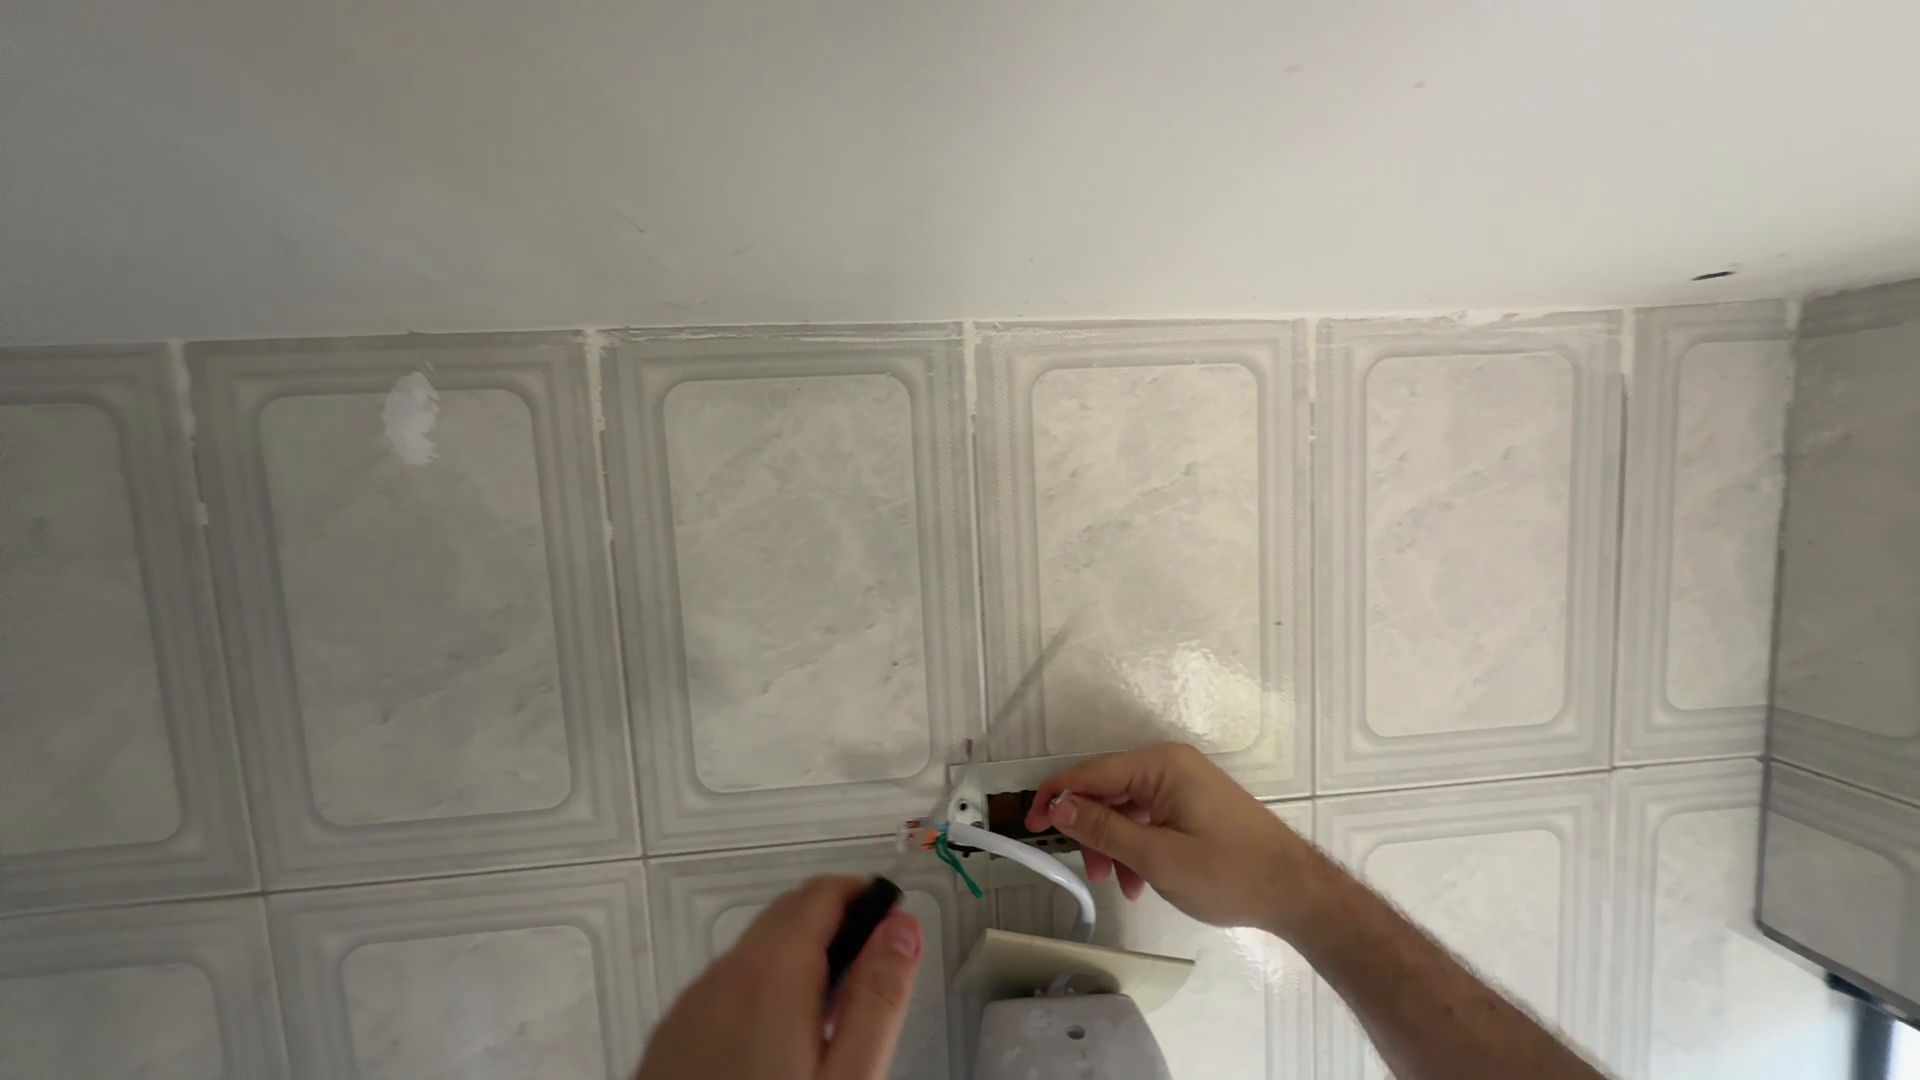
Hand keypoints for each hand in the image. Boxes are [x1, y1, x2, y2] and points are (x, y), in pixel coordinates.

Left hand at [635, 876, 922, 1079]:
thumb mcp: (850, 1078)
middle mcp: (721, 975)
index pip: (823, 893)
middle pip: (788, 915)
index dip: (865, 898)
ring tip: (827, 1026)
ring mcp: (688, 1007)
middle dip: (836, 928)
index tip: (893, 930)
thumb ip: (879, 993)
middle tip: (869, 985)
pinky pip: (725, 988)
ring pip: (756, 952)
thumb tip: (902, 926)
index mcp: (769, 971)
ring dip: (797, 961)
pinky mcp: (668, 1040)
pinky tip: (774, 1051)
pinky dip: (759, 991)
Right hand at [1024, 742, 1321, 934]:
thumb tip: (1059, 807)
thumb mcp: (1157, 857)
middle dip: (1092, 831)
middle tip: (1090, 872)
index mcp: (1159, 766)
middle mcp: (1168, 765)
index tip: (1030, 825)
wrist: (1297, 893)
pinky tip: (1141, 880)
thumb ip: (1103, 830)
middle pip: (1107, 791)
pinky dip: (1137, 846)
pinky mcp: (1192, 803)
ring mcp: (1182, 783)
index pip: (1090, 773)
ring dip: (1115, 845)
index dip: (1055, 797)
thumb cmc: (1229, 873)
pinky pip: (1148, 817)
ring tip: (1121, 885)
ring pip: (1126, 809)